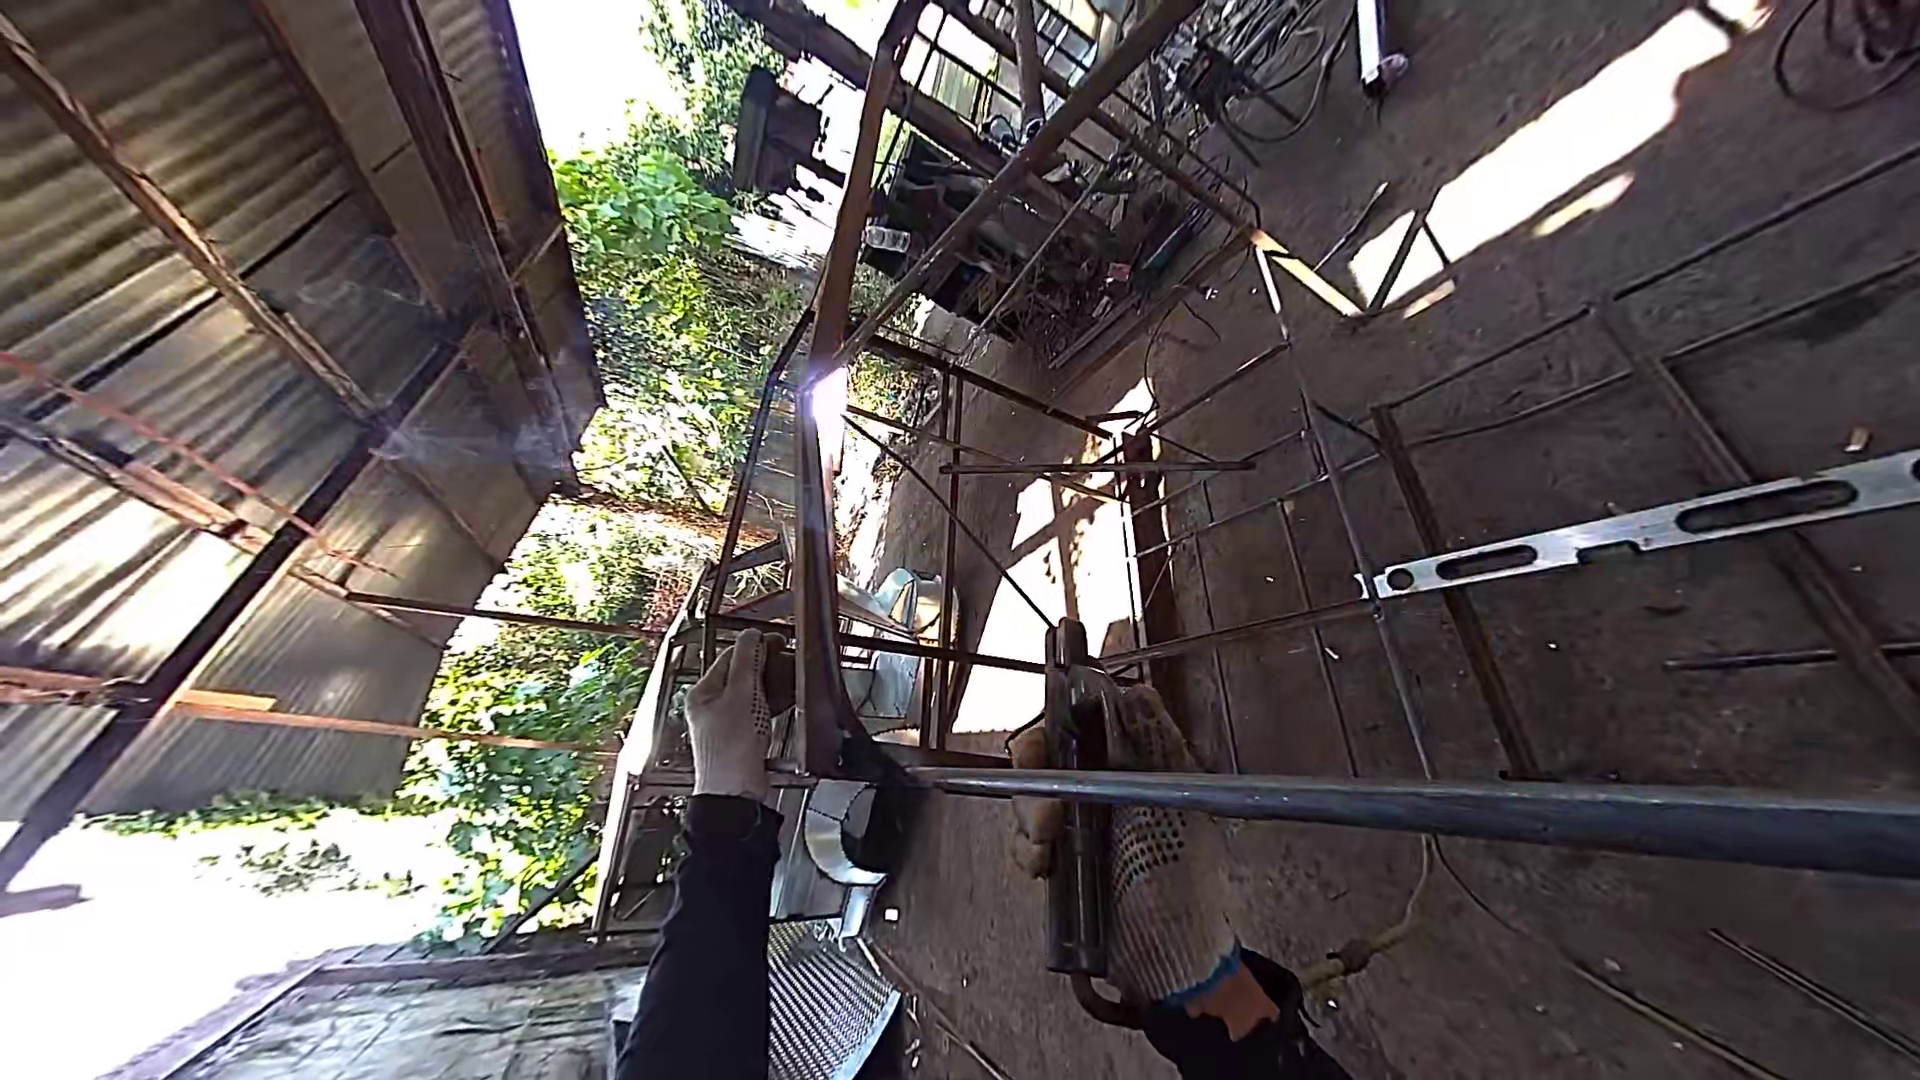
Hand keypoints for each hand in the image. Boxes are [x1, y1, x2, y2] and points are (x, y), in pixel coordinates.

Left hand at [686, 628, 780, 799]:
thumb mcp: (742, 696)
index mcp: (703, 692)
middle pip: (742, 672)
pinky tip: (787, 699)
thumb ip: (747, 662)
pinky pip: (759, 708)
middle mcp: (711, 705)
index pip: (731, 656)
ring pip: (752, 690)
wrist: (736, 792)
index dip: (756, 645)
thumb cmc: (732, 749)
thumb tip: (751, 636)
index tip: (779, 640)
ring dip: (772, 681)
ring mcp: (726, 720)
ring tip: (791, 676)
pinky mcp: (742, 734)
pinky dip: (773, 700)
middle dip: (766, 663)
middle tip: (787, 657)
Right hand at [1009, 686, 1280, 1037]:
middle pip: (1039, 755)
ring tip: (1049, 842)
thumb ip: (1156, 741)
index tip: (1038, 739)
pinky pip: (1021, 843)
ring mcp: (1070, 821)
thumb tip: (1137, 689)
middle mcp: (1090, 784)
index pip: (1075, 722)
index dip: (1051, 720)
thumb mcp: (1179, 796)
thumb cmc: (1185, 869)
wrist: (1173, 954)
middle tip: (1046, 805)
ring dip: (1029, 818)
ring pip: (1024, 796)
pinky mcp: (1054, 859)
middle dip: (1032, 773)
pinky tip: (1044, 865)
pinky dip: (1025, 852)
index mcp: (1121, 761)